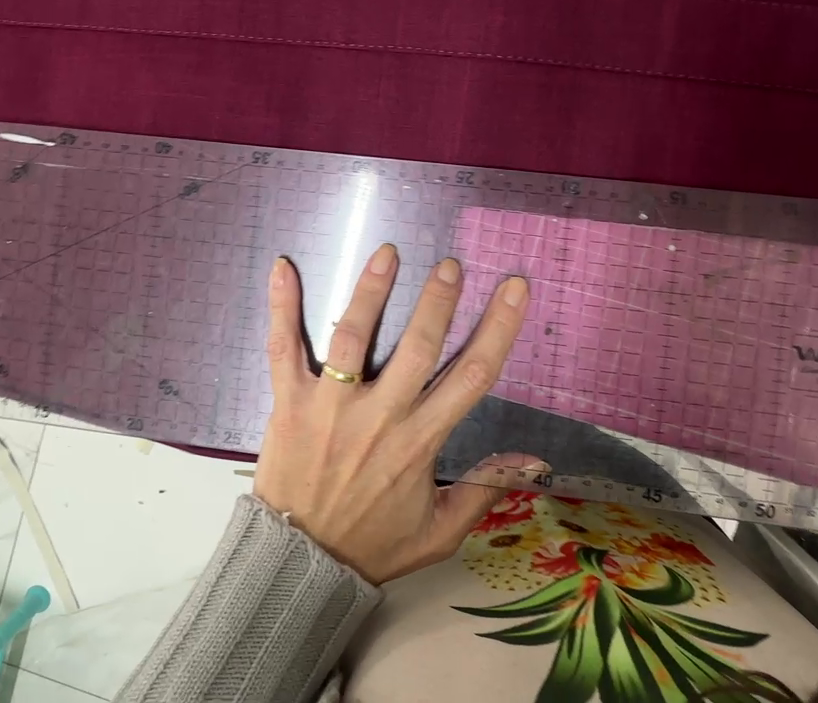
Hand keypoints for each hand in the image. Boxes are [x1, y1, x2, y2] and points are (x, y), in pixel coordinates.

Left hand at [254, 244, 537, 583]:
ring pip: (353, 337)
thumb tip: (535, 461)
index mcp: (421, 442)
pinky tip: (284, 266)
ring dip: (371, 291)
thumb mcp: (440, 530)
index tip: (514, 290)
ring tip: (387, 253)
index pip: (471, 376)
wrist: (299, 565)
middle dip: (437, 301)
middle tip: (450, 264)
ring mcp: (331, 406)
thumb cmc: (373, 544)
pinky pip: (284, 347)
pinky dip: (283, 306)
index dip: (498, 329)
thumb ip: (485, 490)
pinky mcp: (290, 401)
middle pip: (417, 347)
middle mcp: (380, 416)